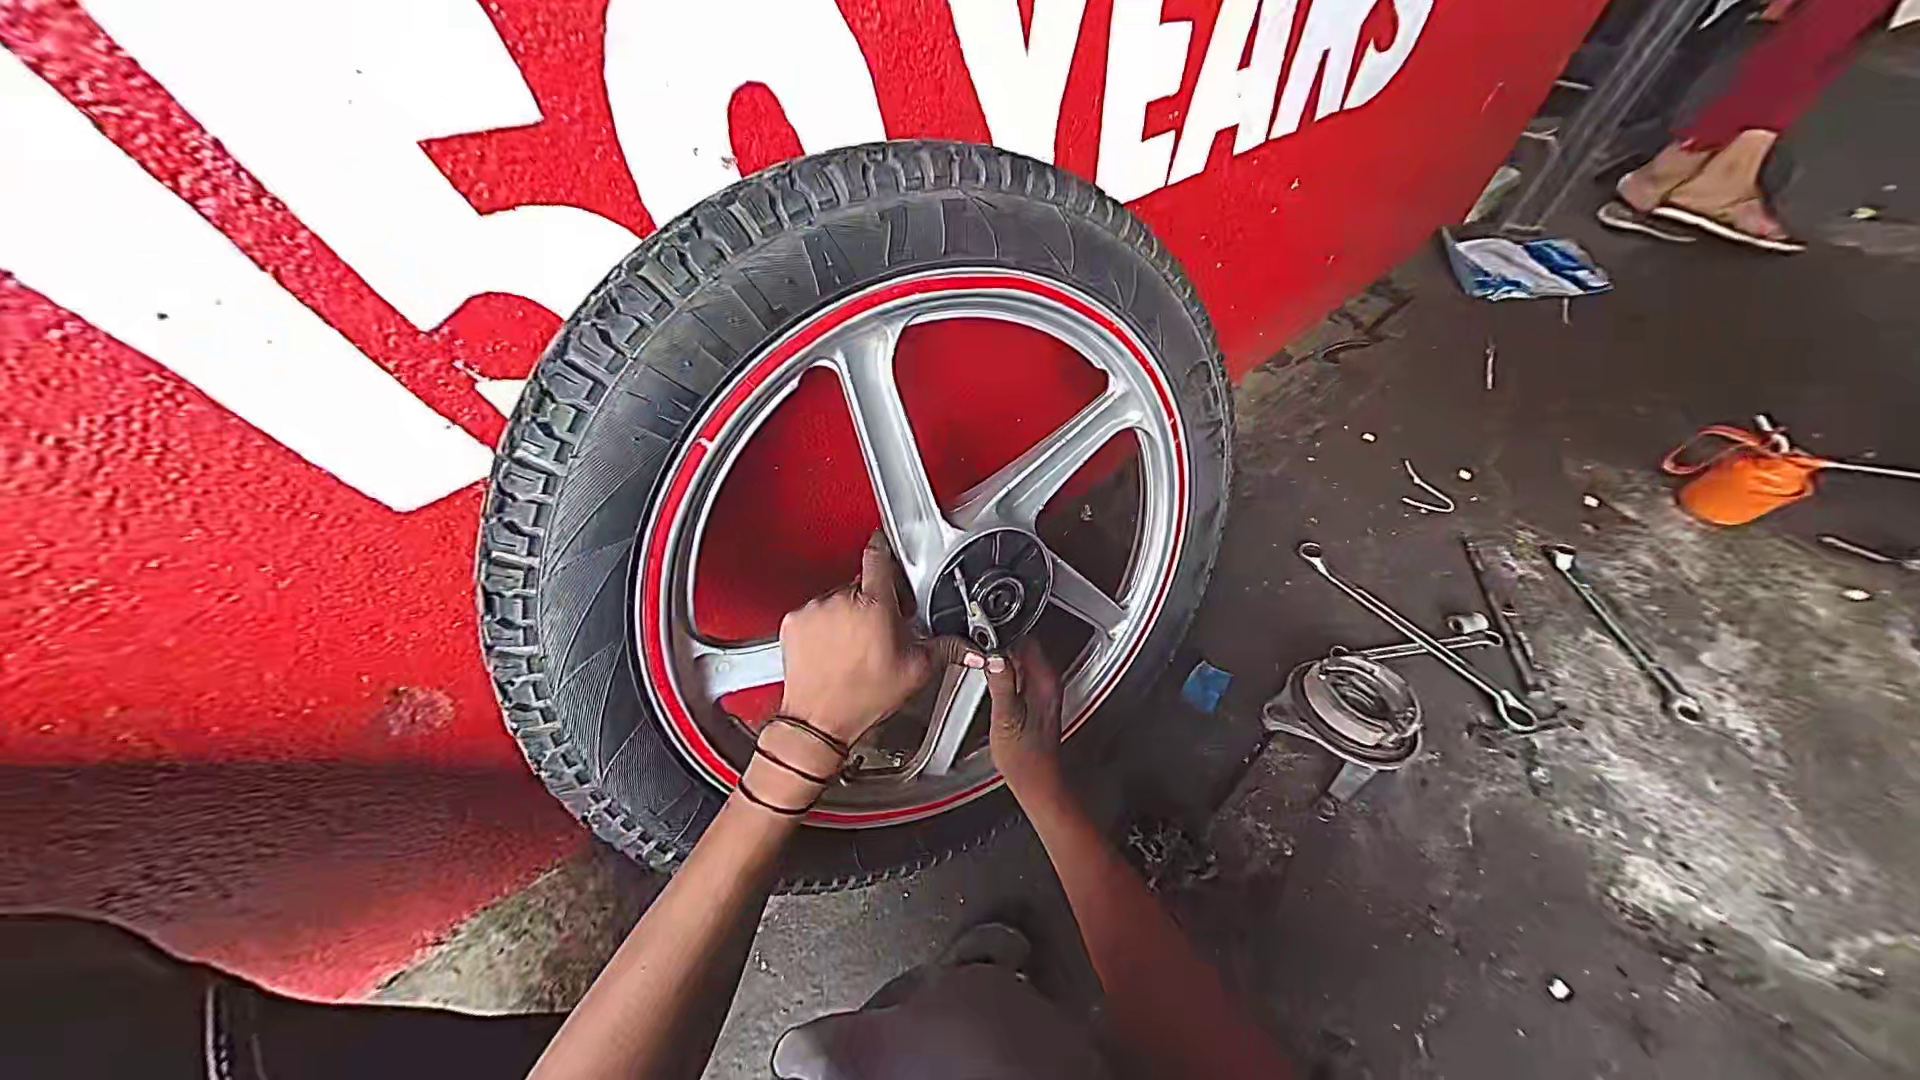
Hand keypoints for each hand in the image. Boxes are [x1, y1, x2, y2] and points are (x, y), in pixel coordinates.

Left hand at [776, 534, 954, 746]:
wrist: (818, 721)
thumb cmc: (862, 698)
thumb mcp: (914, 672)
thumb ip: (946, 650)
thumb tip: (972, 649)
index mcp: (875, 605)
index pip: (879, 556)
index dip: (885, 548)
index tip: (888, 546)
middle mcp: (842, 600)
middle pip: (862, 584)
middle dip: (873, 601)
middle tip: (880, 628)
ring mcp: (815, 609)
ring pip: (837, 598)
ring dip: (847, 613)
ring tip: (854, 644)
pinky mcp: (795, 621)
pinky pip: (814, 612)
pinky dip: (823, 625)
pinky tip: (833, 648)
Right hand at [984, 639, 1062, 788]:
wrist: (1036, 779)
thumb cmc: (1024, 755)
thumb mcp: (1005, 716)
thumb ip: (1000, 682)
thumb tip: (994, 656)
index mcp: (1044, 681)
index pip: (1027, 640)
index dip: (1004, 638)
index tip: (986, 642)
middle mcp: (1049, 683)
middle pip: (1025, 648)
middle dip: (1002, 648)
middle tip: (982, 655)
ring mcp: (1044, 691)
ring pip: (1022, 661)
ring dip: (1004, 661)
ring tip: (986, 670)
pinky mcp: (1038, 699)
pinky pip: (1022, 675)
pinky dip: (1008, 674)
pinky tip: (995, 685)